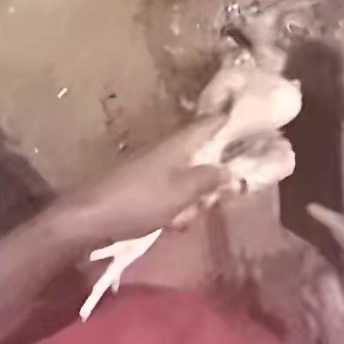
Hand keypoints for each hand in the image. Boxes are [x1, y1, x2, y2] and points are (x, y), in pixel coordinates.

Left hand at [43, 118, 228, 248]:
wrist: (88, 217)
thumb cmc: (139, 201)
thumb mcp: (182, 192)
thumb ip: (209, 179)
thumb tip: (233, 170)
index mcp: (177, 143)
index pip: (210, 123)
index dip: (231, 123)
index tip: (255, 129)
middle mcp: (165, 148)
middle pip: (200, 149)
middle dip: (218, 165)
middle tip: (234, 182)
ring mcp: (151, 166)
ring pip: (186, 172)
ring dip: (197, 189)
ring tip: (201, 207)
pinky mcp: (139, 185)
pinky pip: (170, 189)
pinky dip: (178, 202)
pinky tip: (176, 220)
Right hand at [301, 204, 343, 343]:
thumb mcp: (332, 318)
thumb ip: (321, 285)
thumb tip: (312, 259)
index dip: (331, 220)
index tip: (310, 209)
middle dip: (327, 233)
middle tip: (301, 226)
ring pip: (343, 265)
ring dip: (323, 254)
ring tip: (297, 251)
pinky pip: (339, 280)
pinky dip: (322, 274)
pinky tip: (306, 283)